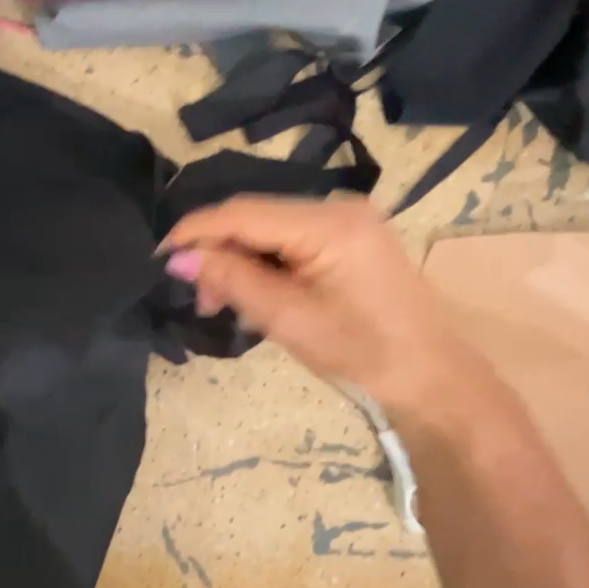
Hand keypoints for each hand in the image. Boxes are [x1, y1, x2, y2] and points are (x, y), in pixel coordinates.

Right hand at [159, 195, 491, 413]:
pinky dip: (258, 264)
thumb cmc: (361, 352)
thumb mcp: (286, 318)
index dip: (193, 232)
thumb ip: (230, 279)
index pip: (240, 213)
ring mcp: (346, 222)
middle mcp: (338, 209)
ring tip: (221, 303)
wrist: (432, 378)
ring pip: (264, 229)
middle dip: (214, 251)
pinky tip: (250, 294)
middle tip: (198, 298)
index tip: (157, 259)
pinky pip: (285, 240)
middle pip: (251, 217)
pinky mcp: (347, 239)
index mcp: (329, 225)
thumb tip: (178, 258)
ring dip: (233, 261)